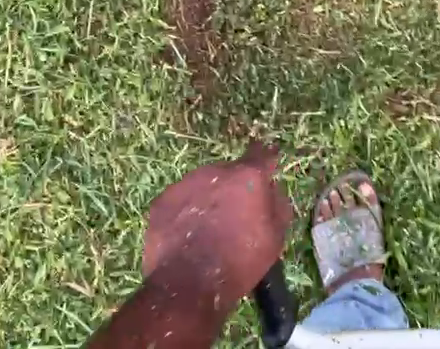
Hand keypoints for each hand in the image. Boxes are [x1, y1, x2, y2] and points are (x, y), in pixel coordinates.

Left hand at [140, 141, 293, 311]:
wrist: (188, 286)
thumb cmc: (240, 262)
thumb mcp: (275, 237)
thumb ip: (277, 204)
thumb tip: (270, 188)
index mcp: (248, 176)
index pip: (260, 153)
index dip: (264, 158)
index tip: (265, 163)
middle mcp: (217, 170)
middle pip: (229, 172)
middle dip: (233, 189)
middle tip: (234, 216)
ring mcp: (186, 183)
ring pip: (203, 185)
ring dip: (208, 200)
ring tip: (207, 232)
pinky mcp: (162, 201)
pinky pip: (180, 202)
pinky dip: (184, 214)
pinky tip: (186, 238)